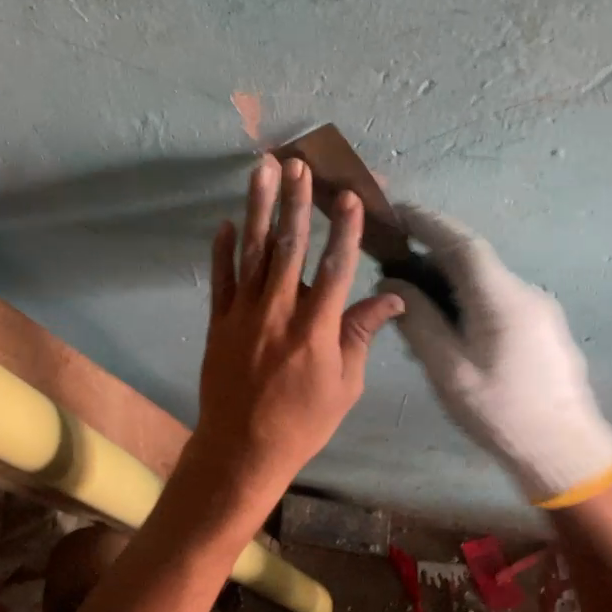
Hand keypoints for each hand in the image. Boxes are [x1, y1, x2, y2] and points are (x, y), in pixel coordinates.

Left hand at [192, 155, 405, 491]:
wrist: (242, 447)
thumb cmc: (302, 421)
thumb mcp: (345, 385)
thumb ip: (361, 335)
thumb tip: (392, 299)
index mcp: (316, 329)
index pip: (335, 268)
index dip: (343, 230)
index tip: (349, 197)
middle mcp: (278, 312)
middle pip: (288, 247)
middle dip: (295, 202)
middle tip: (298, 165)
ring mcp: (243, 314)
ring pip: (252, 253)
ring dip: (258, 209)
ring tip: (262, 172)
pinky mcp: (219, 322)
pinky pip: (220, 279)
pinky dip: (222, 250)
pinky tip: (226, 223)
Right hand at [382, 206, 611, 507]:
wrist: (567, 453)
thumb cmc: (500, 411)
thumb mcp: (446, 369)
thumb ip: (417, 320)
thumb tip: (392, 284)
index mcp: (501, 298)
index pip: (461, 243)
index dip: (428, 222)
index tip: (396, 212)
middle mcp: (525, 294)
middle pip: (472, 261)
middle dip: (430, 258)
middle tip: (392, 275)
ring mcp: (540, 311)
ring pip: (484, 283)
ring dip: (447, 285)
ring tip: (416, 312)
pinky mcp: (544, 330)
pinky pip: (497, 301)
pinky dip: (466, 303)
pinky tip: (449, 333)